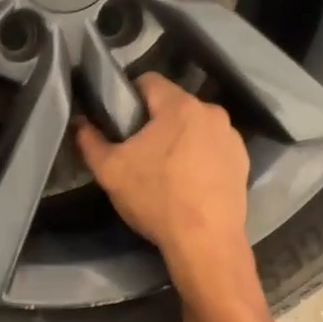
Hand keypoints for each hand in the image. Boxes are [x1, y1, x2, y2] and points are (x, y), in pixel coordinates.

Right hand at [76, 74, 251, 270]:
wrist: (205, 241)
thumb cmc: (156, 198)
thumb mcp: (110, 171)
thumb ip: (90, 141)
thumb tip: (80, 123)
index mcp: (180, 106)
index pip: (148, 80)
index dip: (127, 95)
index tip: (117, 120)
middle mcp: (211, 112)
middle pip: (173, 105)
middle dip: (153, 121)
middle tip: (136, 150)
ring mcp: (232, 137)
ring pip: (194, 127)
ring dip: (177, 140)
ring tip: (163, 171)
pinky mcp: (242, 161)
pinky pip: (212, 148)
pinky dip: (198, 158)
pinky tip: (186, 184)